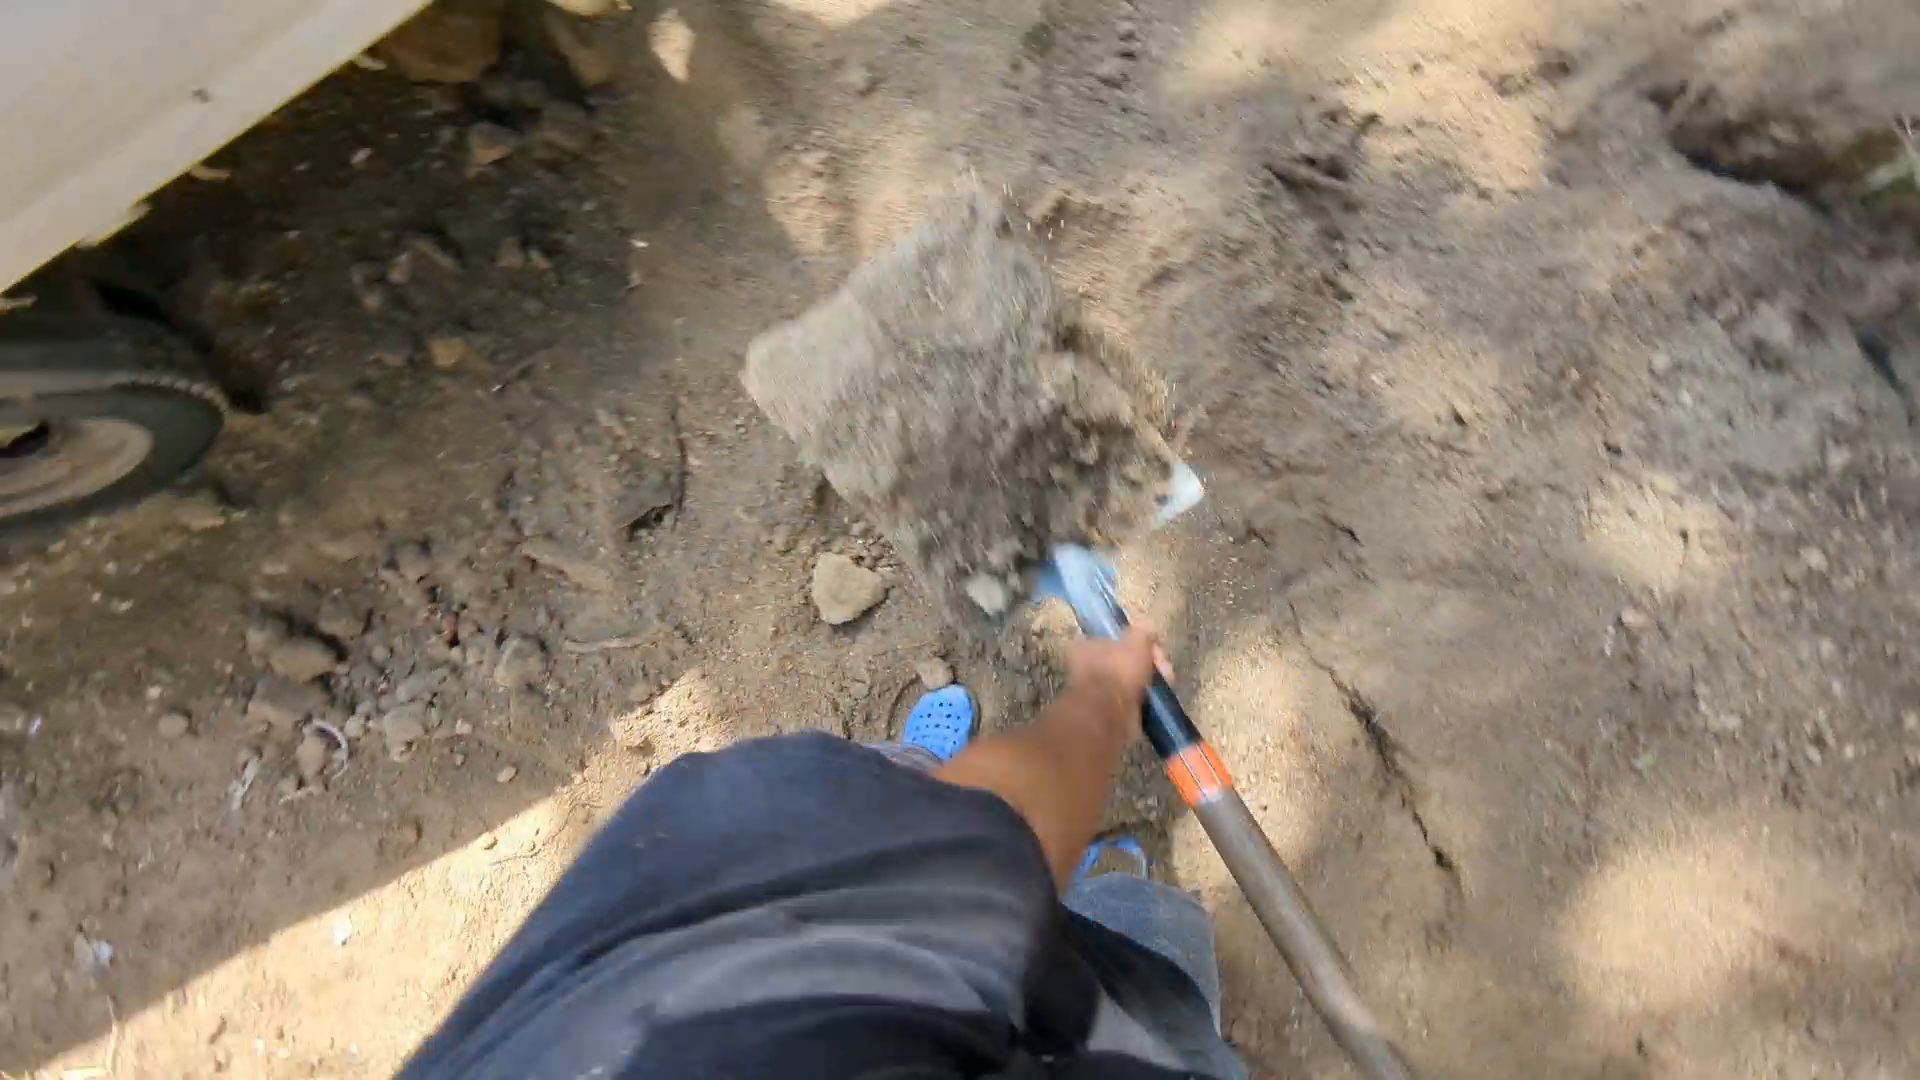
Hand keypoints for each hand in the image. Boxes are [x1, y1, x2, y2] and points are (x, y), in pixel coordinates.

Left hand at [1064, 623, 1166, 737]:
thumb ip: (1143, 630)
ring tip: (1166, 684)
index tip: (1153, 645)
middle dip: (1149, 662)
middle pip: (1126, 660)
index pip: (1113, 637)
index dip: (1136, 640)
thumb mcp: (1136, 640)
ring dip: (1151, 682)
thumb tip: (1148, 629)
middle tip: (1163, 667)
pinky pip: (1134, 700)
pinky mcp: (1112, 712)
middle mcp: (1087, 668)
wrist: (1111, 714)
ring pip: (1132, 681)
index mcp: (1085, 646)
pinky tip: (1159, 700)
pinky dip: (1148, 700)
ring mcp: (1099, 692)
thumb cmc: (1118, 670)